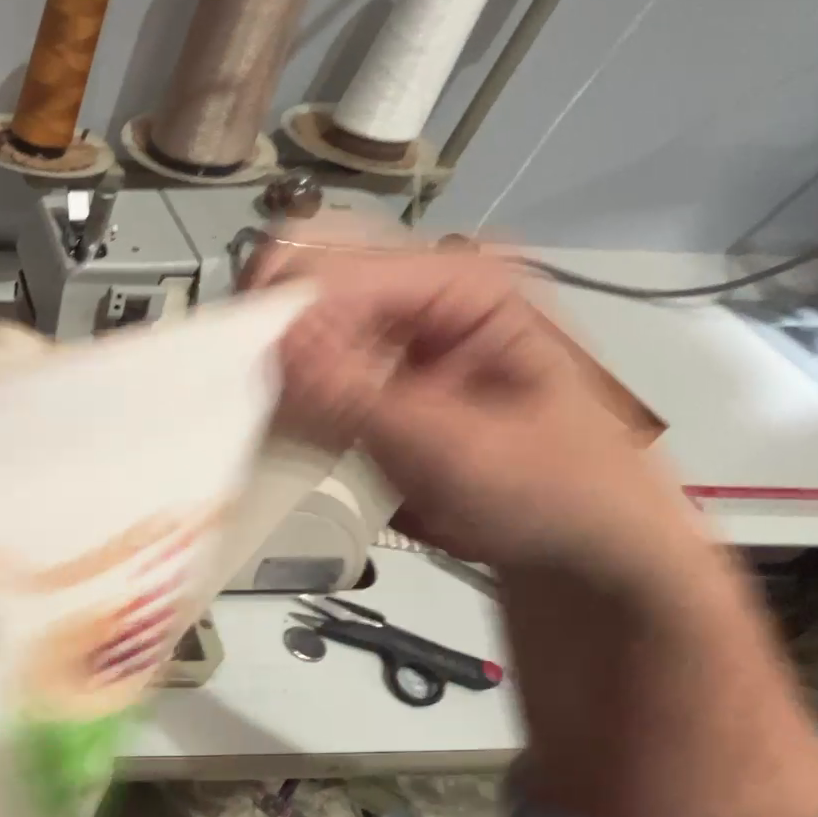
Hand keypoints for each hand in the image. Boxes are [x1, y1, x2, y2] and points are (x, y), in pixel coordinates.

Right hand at [249, 229, 697, 576]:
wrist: (581, 548)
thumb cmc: (554, 495)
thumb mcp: (459, 449)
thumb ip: (361, 397)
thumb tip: (274, 345)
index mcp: (466, 283)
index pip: (338, 268)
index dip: (278, 312)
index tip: (236, 374)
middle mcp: (423, 293)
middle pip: (307, 280)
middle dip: (264, 331)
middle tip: (245, 397)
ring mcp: (393, 334)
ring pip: (292, 323)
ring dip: (266, 370)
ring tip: (269, 424)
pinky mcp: (369, 374)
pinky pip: (299, 367)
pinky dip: (279, 397)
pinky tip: (290, 434)